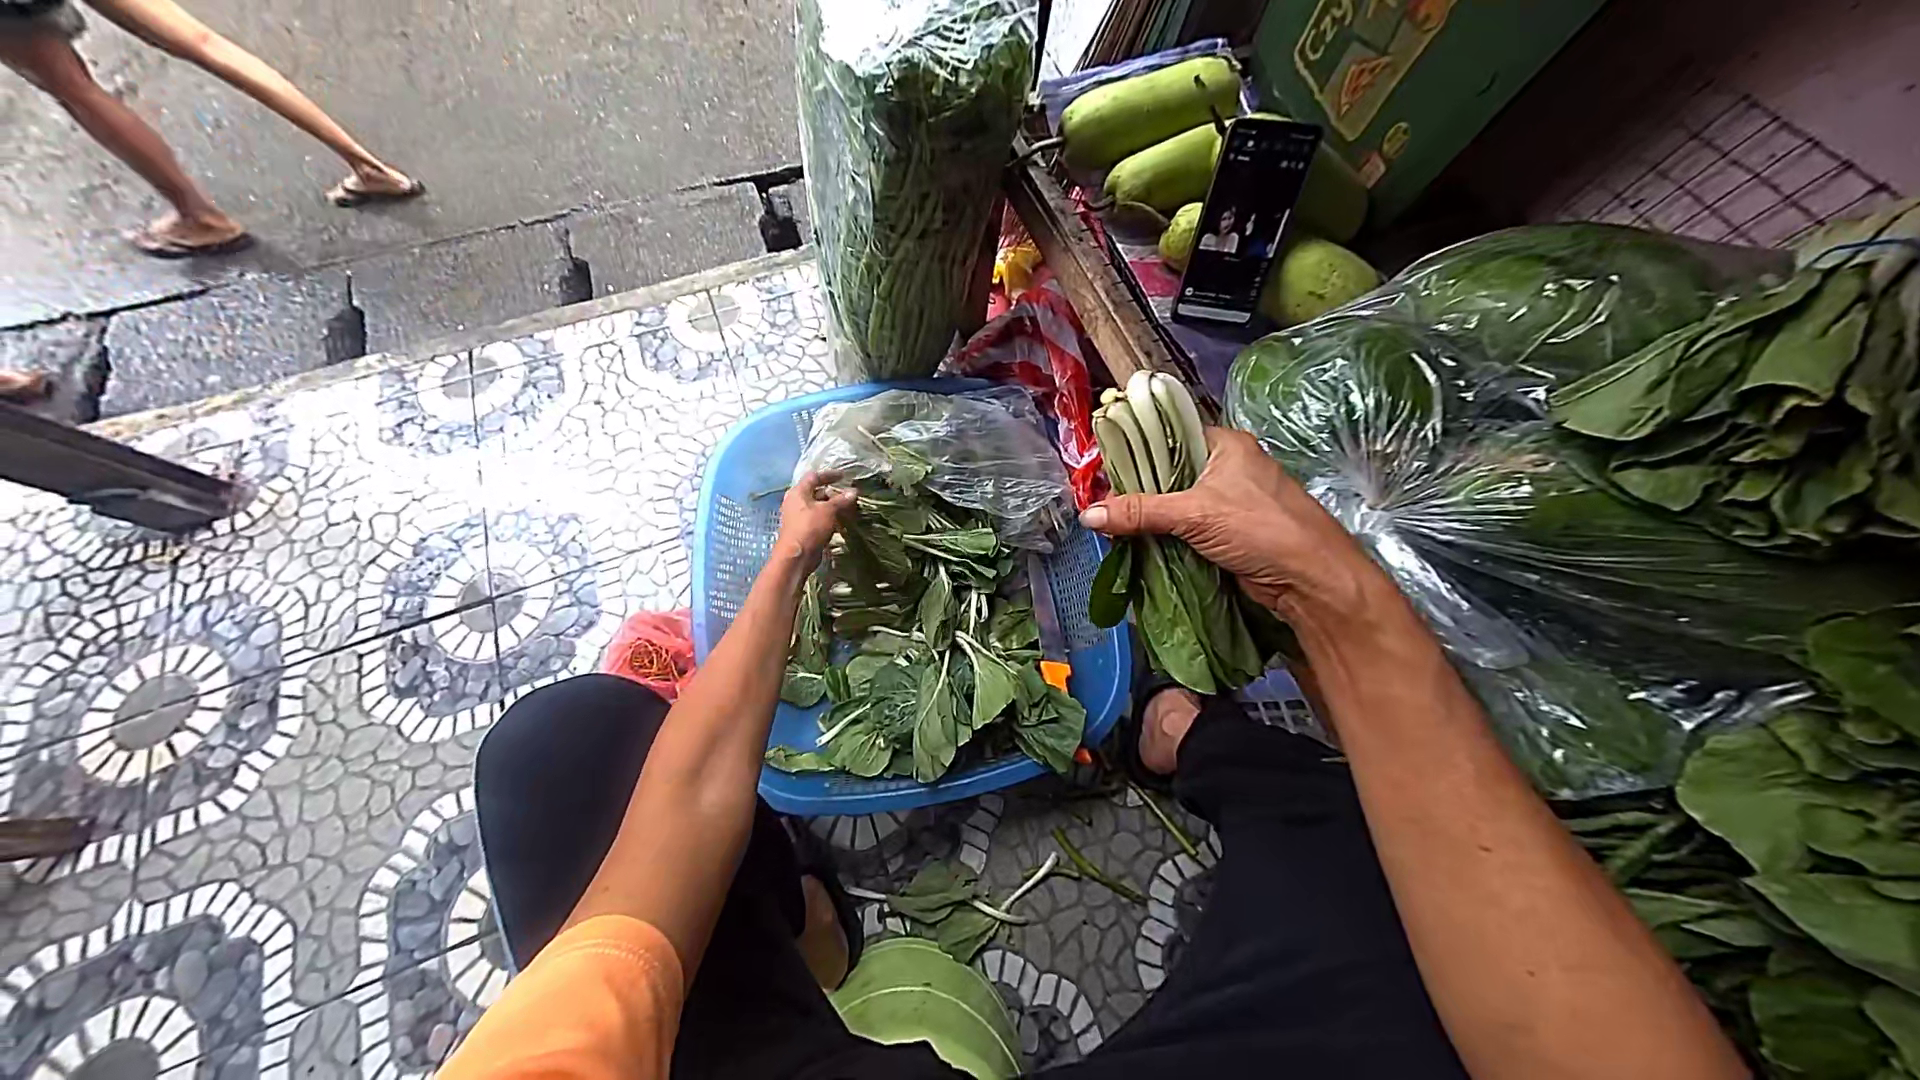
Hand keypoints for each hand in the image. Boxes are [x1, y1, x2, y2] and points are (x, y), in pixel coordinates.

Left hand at [774, 471, 856, 569]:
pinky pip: (818, 519)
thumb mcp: (828, 511)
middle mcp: (796, 502)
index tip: (844, 476)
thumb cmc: (810, 528)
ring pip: (818, 506)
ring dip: (832, 507)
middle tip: (848, 495)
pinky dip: (829, 518)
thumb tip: (853, 491)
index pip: (814, 477)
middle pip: (816, 492)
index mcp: (798, 492)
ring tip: (848, 509)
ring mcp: (798, 516)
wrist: (797, 556)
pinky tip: (841, 522)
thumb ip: (841, 500)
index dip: (829, 475)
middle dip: (833, 493)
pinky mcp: (803, 529)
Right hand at [1080, 428, 1384, 619]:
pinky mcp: (1224, 529)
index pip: (1168, 435)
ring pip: (1173, 500)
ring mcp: (1226, 499)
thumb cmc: (1262, 529)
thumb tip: (1088, 514)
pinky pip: (1182, 524)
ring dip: (1146, 514)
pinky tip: (1135, 538)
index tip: (1101, 469)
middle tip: (1101, 501)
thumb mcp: (1194, 513)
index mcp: (1224, 444)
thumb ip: (1140, 512)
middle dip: (1135, 489)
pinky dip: (1161, 532)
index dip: (1134, 450)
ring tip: (1110, 521)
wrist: (1310, 580)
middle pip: (1166, 470)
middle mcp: (1225, 466)